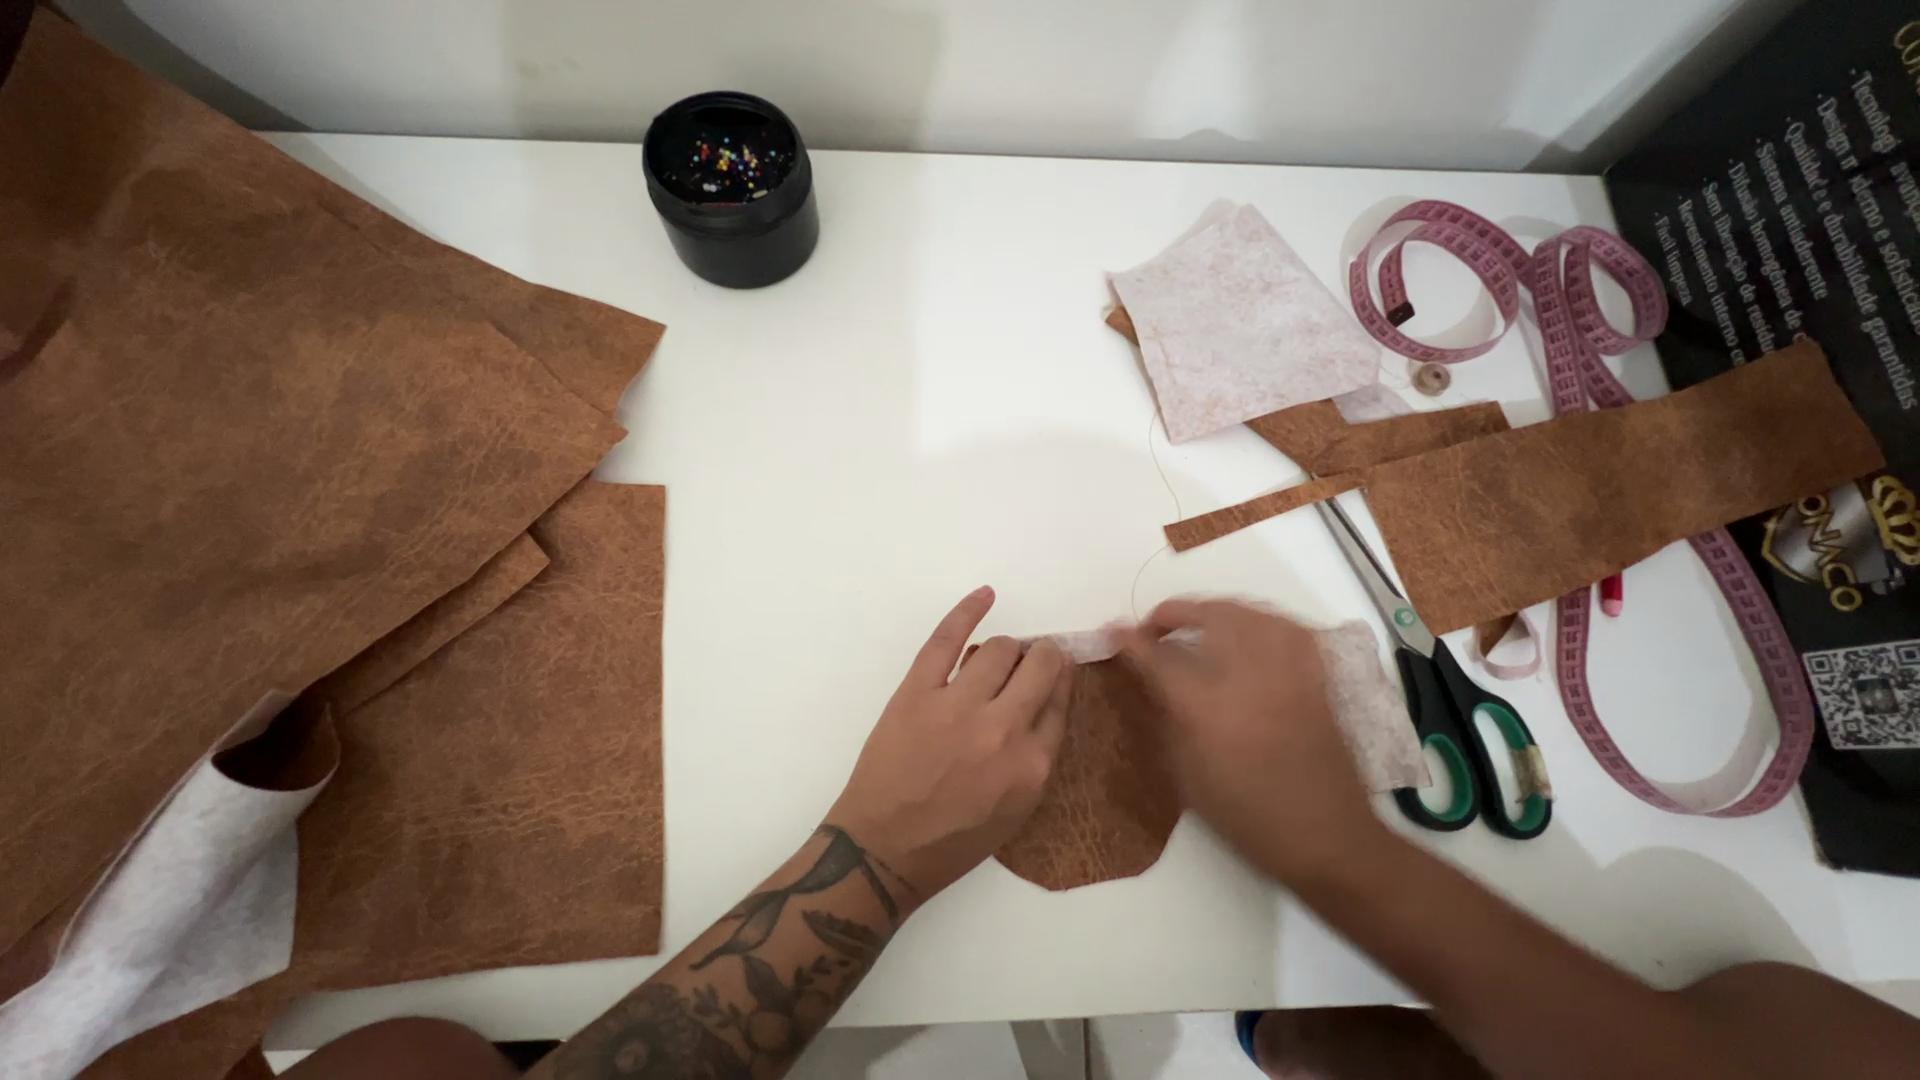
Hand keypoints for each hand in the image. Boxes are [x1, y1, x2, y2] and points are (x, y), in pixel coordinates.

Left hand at [827, 586, 1071, 906]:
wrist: (885, 848)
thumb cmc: (956, 839)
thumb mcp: (1017, 808)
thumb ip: (1039, 753)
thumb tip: (1046, 698)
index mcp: (1033, 764)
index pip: (1061, 699)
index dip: (1060, 678)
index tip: (1055, 670)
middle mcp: (1003, 729)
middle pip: (1039, 665)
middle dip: (1042, 656)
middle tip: (1033, 660)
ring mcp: (957, 706)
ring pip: (999, 648)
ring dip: (1006, 648)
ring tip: (999, 657)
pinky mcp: (917, 691)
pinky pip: (946, 638)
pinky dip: (967, 610)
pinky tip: (985, 596)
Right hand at [1112, 598, 1384, 882]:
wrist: (1324, 834)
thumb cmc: (1244, 812)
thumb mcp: (1186, 769)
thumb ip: (1167, 713)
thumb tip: (1148, 675)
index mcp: (1206, 706)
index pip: (1158, 656)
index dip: (1129, 640)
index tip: (1113, 633)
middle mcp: (1248, 676)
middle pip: (1207, 615)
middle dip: (1173, 613)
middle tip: (1154, 627)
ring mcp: (1287, 671)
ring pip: (1249, 611)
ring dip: (1214, 610)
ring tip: (1197, 623)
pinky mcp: (1316, 675)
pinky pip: (1286, 627)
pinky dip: (1260, 621)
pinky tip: (1248, 632)